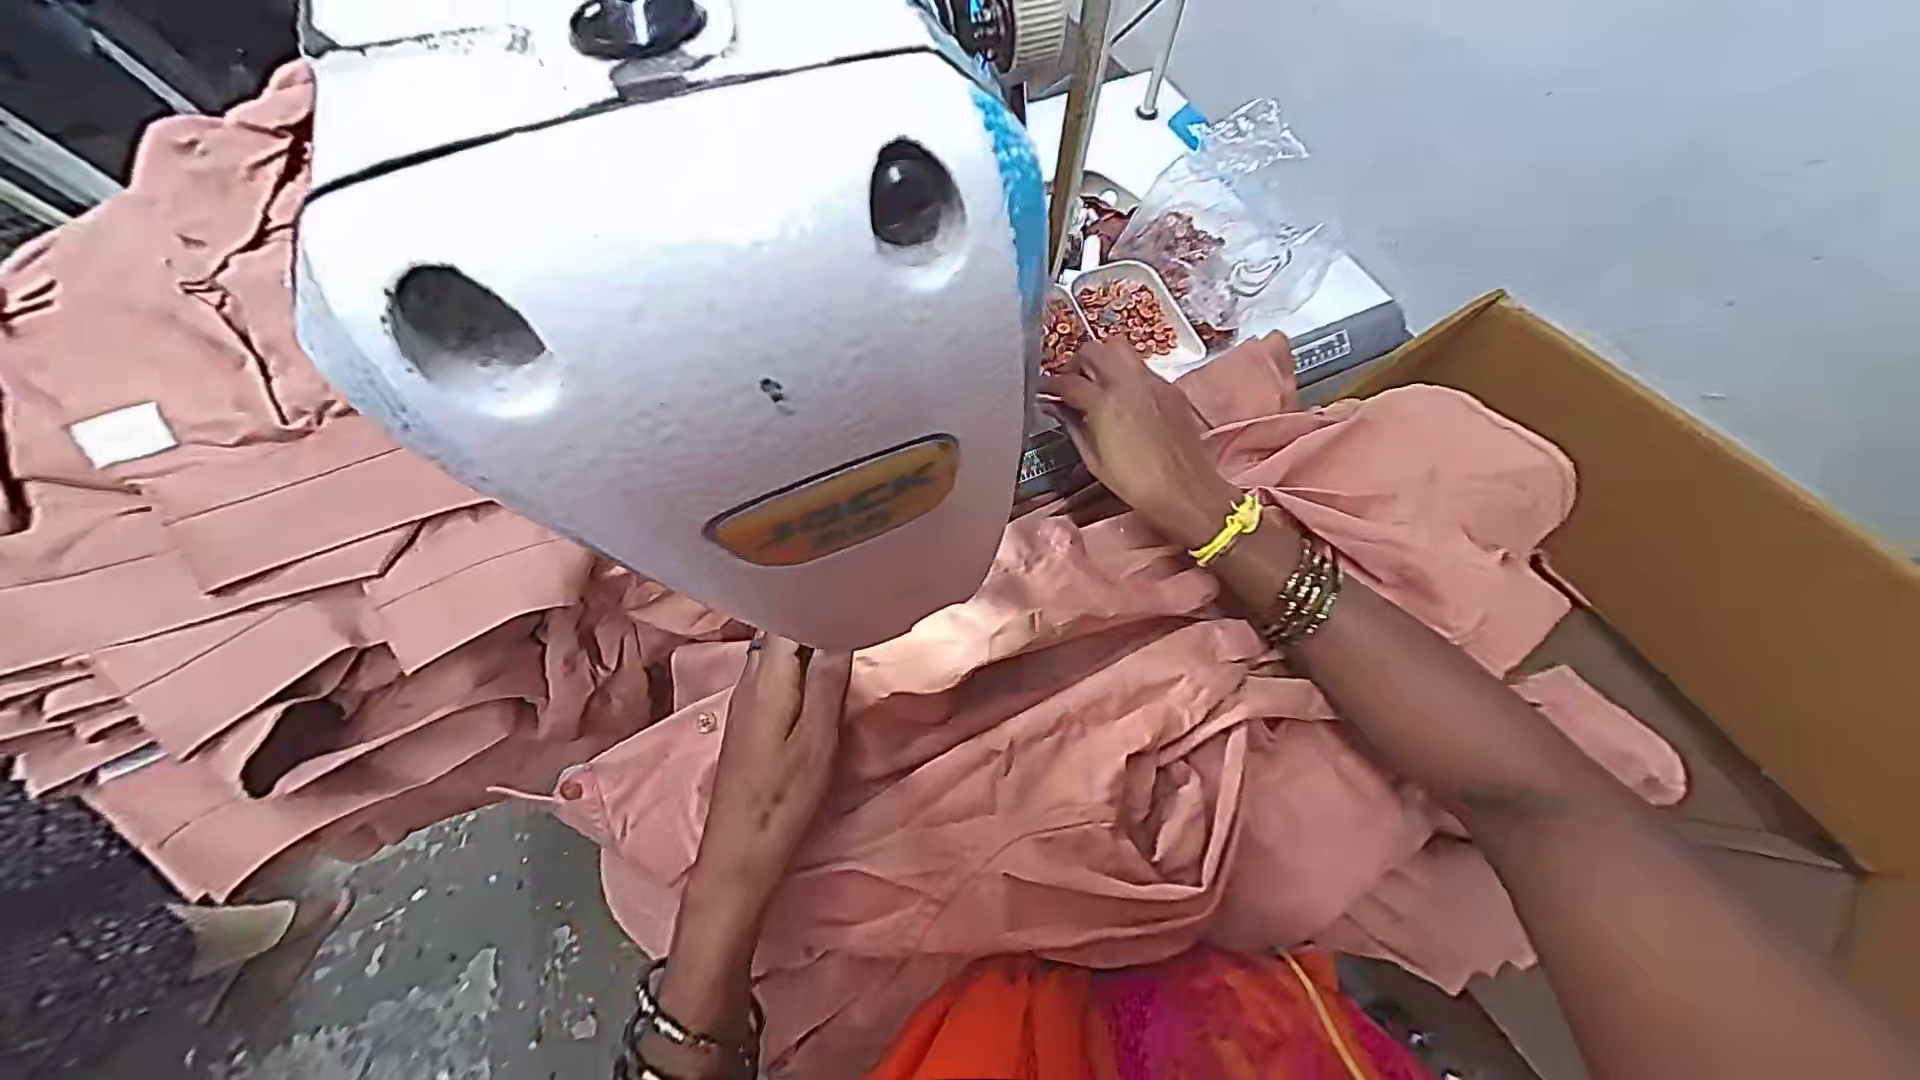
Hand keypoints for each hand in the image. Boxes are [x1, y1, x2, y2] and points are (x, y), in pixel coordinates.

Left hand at [646, 636, 850, 1074]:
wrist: (739, 853)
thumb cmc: (782, 796)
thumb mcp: (817, 738)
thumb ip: (827, 681)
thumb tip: (838, 629)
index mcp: (765, 677)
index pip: (783, 616)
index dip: (810, 594)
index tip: (843, 582)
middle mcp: (749, 680)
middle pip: (778, 632)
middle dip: (811, 612)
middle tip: (851, 600)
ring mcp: (747, 700)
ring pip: (776, 653)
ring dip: (805, 639)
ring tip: (842, 625)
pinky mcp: (751, 720)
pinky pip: (776, 674)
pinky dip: (799, 663)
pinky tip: (820, 668)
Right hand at [1041, 337, 1242, 546]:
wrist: (1184, 489)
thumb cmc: (1136, 483)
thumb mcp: (1094, 459)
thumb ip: (1072, 426)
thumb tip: (1057, 408)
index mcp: (1104, 403)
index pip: (1068, 381)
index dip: (1051, 384)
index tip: (1044, 389)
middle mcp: (1128, 383)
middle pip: (1093, 350)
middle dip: (1076, 362)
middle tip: (1069, 381)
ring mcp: (1152, 382)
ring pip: (1120, 349)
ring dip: (1102, 360)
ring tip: (1095, 382)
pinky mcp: (1170, 388)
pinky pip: (1141, 367)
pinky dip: (1125, 373)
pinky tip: (1122, 396)